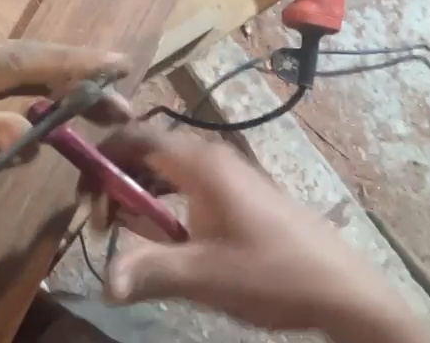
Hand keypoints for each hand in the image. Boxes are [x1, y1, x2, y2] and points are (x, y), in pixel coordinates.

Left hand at [0, 40, 130, 259]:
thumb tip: (28, 129)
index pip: (14, 61)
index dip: (67, 62)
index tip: (115, 64)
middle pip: (17, 57)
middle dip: (71, 70)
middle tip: (122, 91)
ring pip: (8, 64)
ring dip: (54, 78)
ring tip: (101, 96)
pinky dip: (29, 86)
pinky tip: (53, 99)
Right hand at [98, 126, 429, 342]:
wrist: (346, 292)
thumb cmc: (274, 274)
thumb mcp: (206, 276)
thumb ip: (150, 271)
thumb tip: (103, 283)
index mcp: (199, 162)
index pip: (136, 136)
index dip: (102, 156)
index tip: (82, 191)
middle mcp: (210, 157)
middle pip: (147, 151)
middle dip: (116, 180)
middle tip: (100, 222)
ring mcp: (227, 175)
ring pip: (166, 170)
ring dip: (139, 194)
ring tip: (123, 231)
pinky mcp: (238, 195)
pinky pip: (185, 185)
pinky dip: (163, 203)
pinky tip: (162, 237)